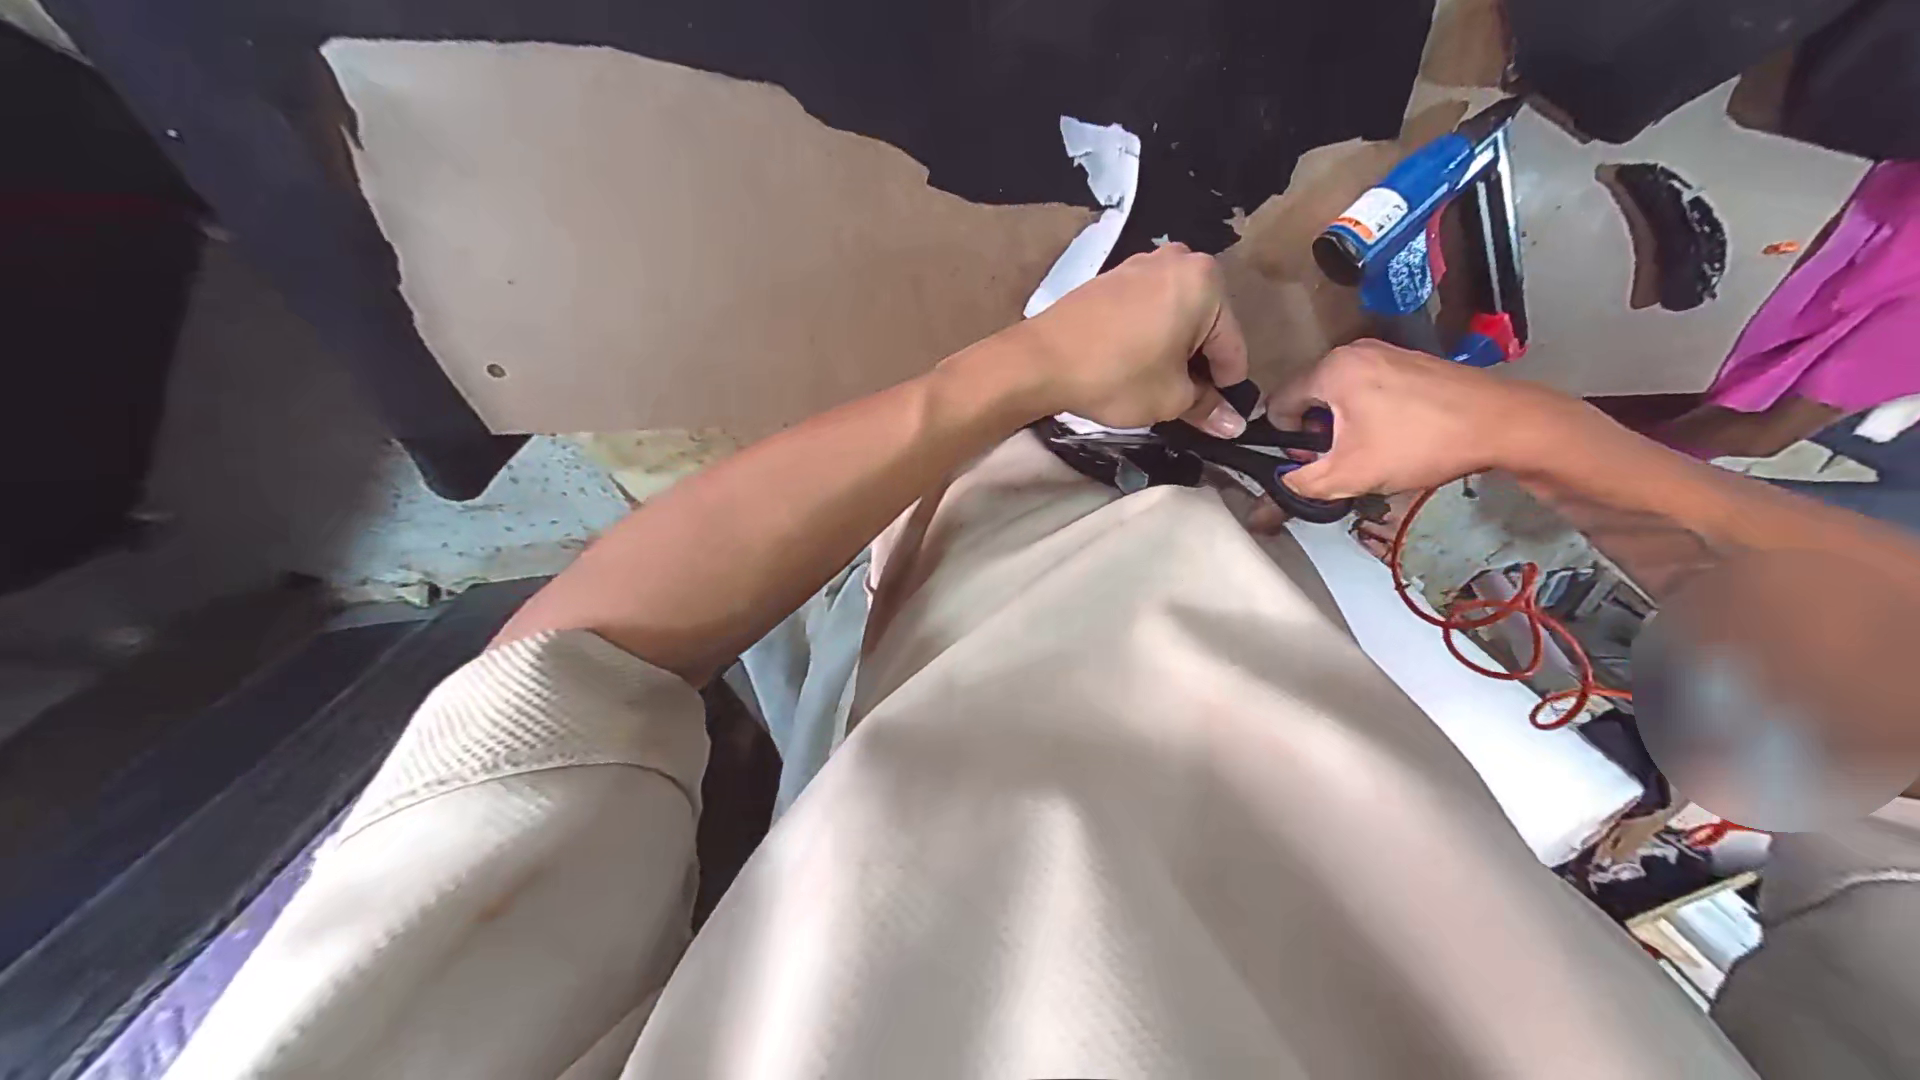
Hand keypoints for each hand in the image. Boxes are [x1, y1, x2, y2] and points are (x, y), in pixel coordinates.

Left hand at [1005, 244, 1249, 436]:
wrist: (1040, 361)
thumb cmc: (1116, 376)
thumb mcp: (1169, 398)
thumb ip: (1206, 407)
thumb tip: (1233, 424)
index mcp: (1205, 281)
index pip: (1232, 345)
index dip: (1227, 387)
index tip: (1216, 413)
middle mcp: (1177, 260)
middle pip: (1204, 327)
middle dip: (1198, 366)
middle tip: (1182, 402)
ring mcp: (1140, 266)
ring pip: (1174, 318)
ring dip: (1173, 352)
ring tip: (1155, 386)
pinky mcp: (1111, 280)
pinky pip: (1146, 312)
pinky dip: (1148, 338)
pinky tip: (1133, 365)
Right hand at [1265, 340, 1591, 499]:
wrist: (1506, 425)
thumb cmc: (1420, 445)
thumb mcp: (1348, 475)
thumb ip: (1299, 482)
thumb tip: (1286, 480)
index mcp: (1331, 369)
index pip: (1278, 404)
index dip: (1285, 440)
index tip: (1311, 461)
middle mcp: (1352, 351)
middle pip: (1308, 398)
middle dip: (1314, 433)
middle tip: (1340, 459)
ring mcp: (1385, 352)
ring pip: (1337, 395)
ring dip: (1340, 426)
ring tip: (1369, 449)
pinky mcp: (1410, 361)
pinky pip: (1367, 388)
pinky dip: (1367, 413)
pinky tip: (1393, 434)